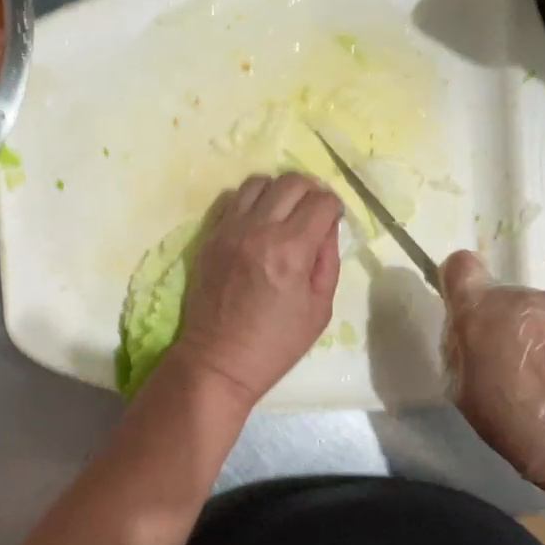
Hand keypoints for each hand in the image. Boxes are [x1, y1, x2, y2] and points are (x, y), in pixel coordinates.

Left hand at [169, 174, 342, 404]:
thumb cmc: (275, 345)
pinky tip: (256, 223)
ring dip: (278, 191)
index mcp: (291, 251)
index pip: (321, 202)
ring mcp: (229, 230)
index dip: (334, 207)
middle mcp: (258, 230)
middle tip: (313, 213)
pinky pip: (231, 199)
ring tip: (283, 214)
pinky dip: (250, 202)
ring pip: (259, 182)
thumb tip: (327, 228)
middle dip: (311, 191)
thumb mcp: (319, 310)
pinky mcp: (209, 237)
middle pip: (292, 181)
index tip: (334, 221)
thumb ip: (327, 262)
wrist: (218, 362)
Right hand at [440, 251, 544, 511]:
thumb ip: (462, 353)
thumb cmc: (517, 425)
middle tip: (520, 370)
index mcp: (481, 313)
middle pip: (510, 300)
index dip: (461, 283)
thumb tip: (466, 336)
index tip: (468, 308)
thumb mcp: (467, 395)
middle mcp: (525, 296)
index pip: (460, 268)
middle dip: (510, 327)